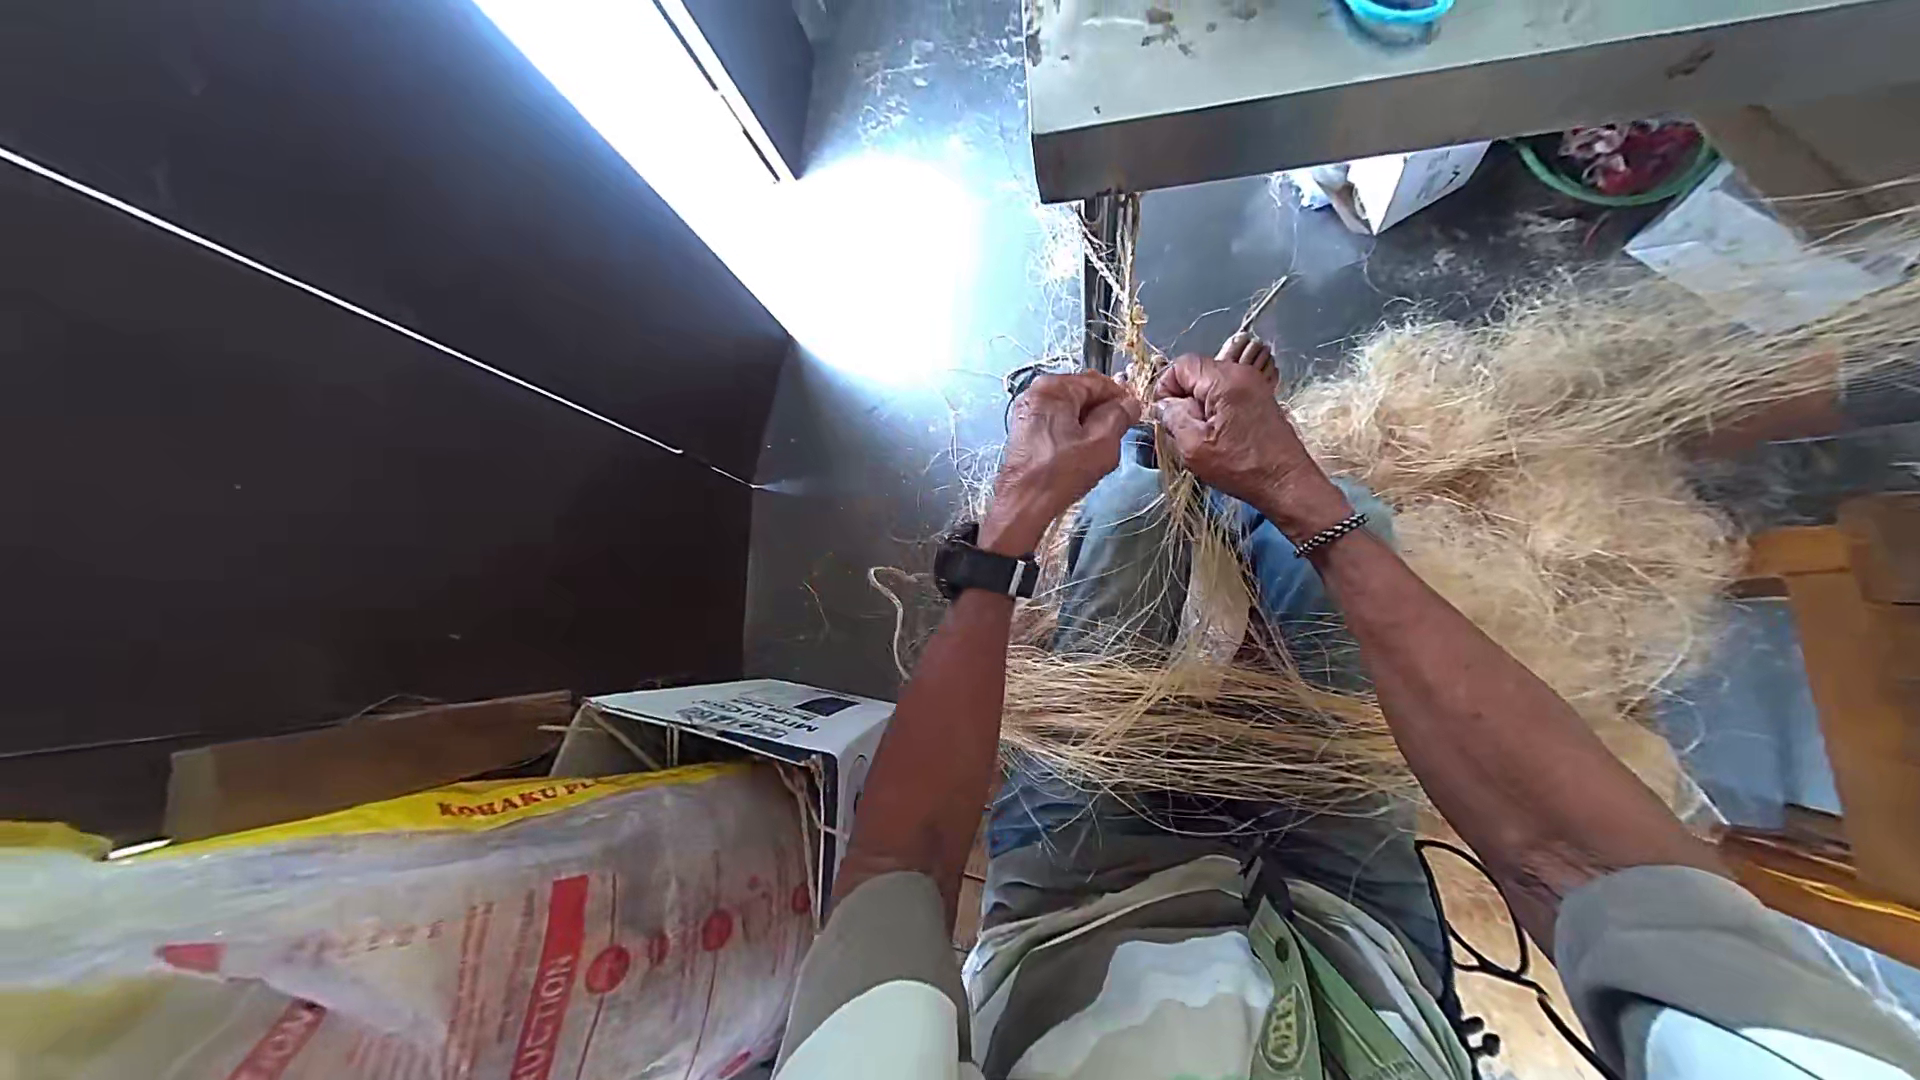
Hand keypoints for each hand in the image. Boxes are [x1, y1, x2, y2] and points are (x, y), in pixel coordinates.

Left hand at [983, 372, 1141, 553]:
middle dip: (1103, 412)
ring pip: (1069, 412)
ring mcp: (1027, 414)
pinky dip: (1071, 434)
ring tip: (1099, 448)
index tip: (1134, 412)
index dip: (1120, 396)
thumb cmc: (1060, 472)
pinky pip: (1056, 425)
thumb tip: (1130, 403)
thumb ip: (1120, 416)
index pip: (1097, 381)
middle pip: (1081, 395)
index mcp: (1053, 388)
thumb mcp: (1102, 442)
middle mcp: (1035, 394)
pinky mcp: (1024, 433)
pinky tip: (1080, 455)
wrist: (1023, 503)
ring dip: (1088, 425)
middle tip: (1119, 433)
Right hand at [1151, 353, 1349, 538]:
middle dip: (1181, 398)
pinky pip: (1224, 394)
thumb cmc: (1240, 467)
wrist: (1285, 482)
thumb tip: (1163, 405)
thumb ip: (1173, 417)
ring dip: (1196, 406)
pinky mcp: (1258, 398)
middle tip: (1181, 429)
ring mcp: (1253, 384)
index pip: (1181, 365)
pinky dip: (1212, 410)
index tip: (1165, 414)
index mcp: (1225, 380)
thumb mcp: (1193, 446)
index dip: (1165, 387)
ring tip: (1198, 435)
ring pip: (1209, 385)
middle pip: (1196, 373)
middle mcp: (1241, 373)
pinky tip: (1215, 434)